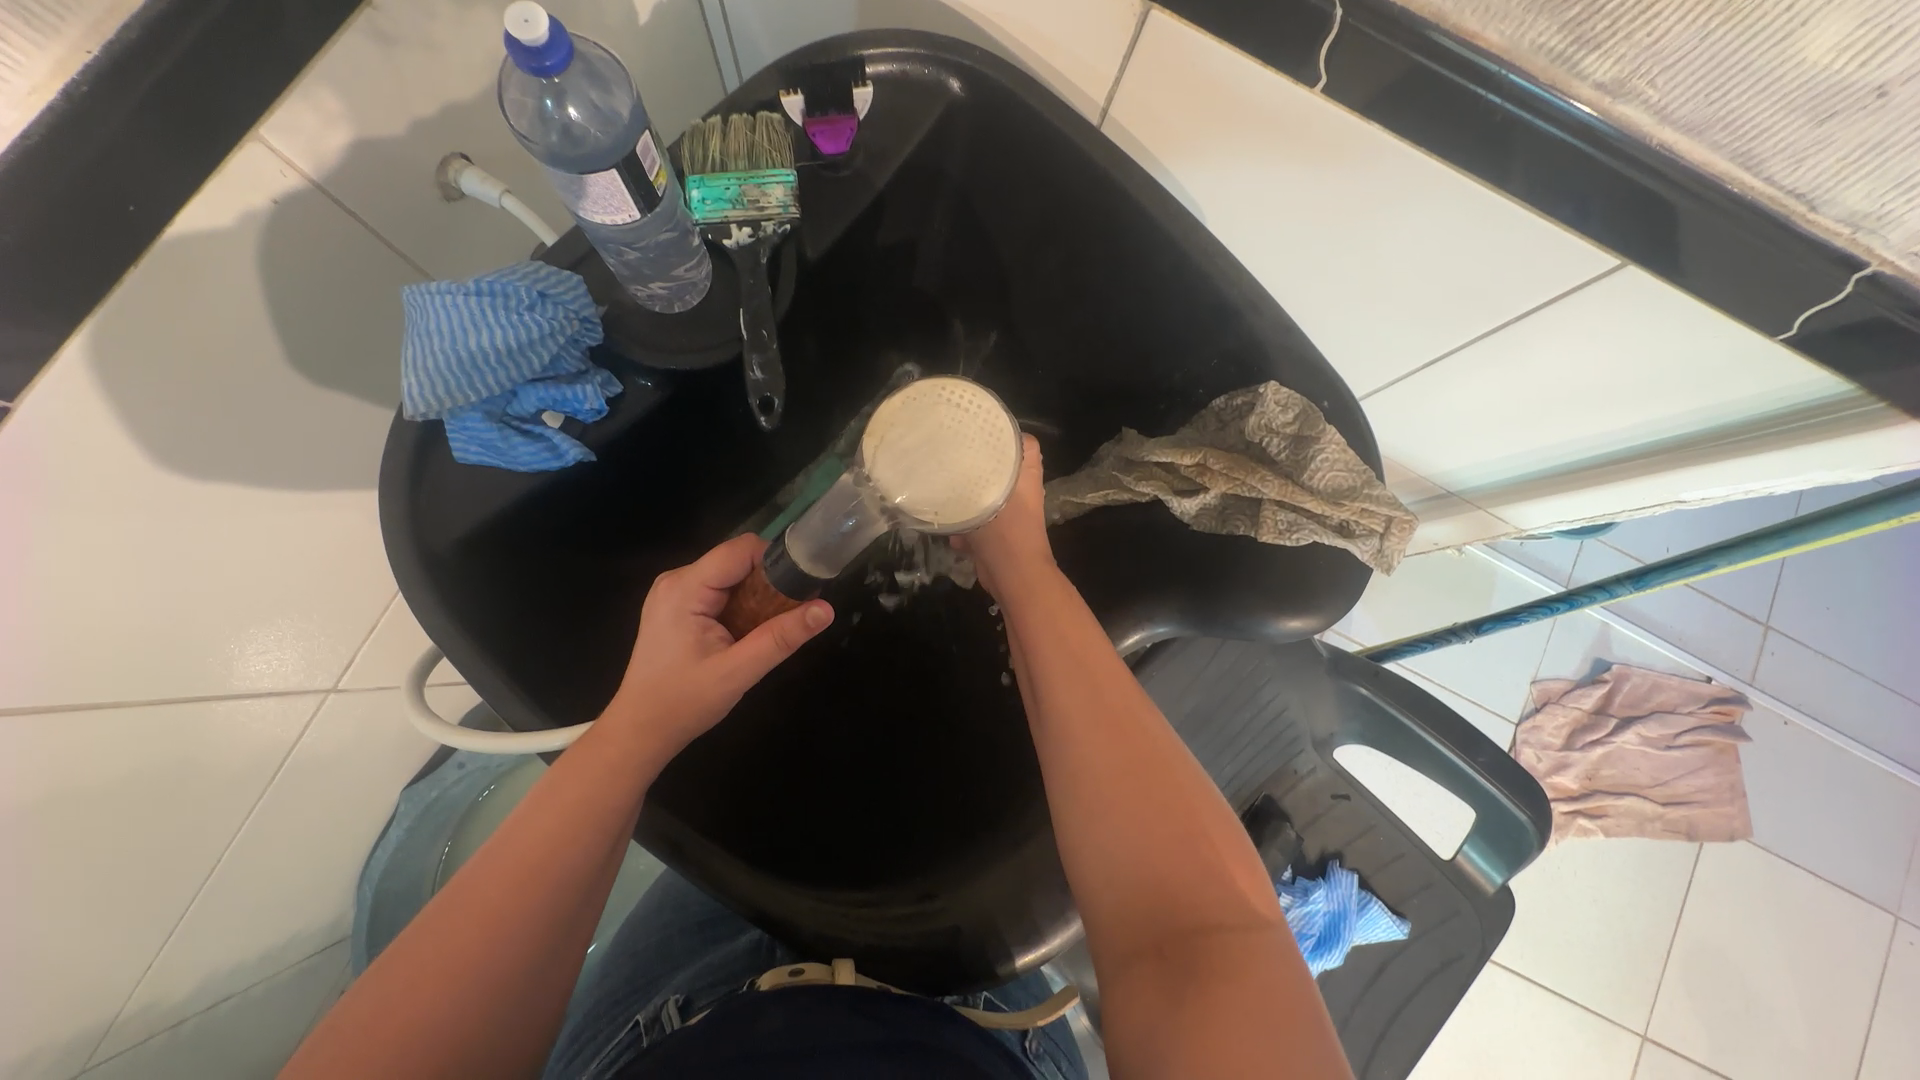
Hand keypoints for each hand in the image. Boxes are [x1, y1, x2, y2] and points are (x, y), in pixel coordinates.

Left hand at [606, 533, 832, 750]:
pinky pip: (720, 590)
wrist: (641, 730)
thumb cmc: (684, 702)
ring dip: (756, 596)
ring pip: (731, 576)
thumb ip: (782, 638)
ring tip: (767, 629)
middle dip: (768, 583)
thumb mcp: (739, 671)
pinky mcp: (677, 606)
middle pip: (737, 561)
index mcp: (685, 588)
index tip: (802, 588)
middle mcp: (676, 580)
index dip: (776, 561)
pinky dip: (741, 606)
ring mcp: (674, 592)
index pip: (741, 549)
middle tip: (788, 617)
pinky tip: (745, 634)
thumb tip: (826, 609)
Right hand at [954, 434, 1055, 602]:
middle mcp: (1021, 492)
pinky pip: (977, 523)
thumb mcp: (985, 499)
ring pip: (985, 497)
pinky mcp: (998, 535)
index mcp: (1027, 476)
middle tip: (951, 456)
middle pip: (1001, 469)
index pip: (1024, 443)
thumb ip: (966, 485)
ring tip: (943, 490)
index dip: (1006, 433)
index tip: (979, 428)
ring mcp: (1010, 515)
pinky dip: (964, 528)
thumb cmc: (1006, 533)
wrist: (1014, 578)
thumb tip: (947, 475)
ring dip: (966, 500)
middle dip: (977, 467)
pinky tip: (950, 533)